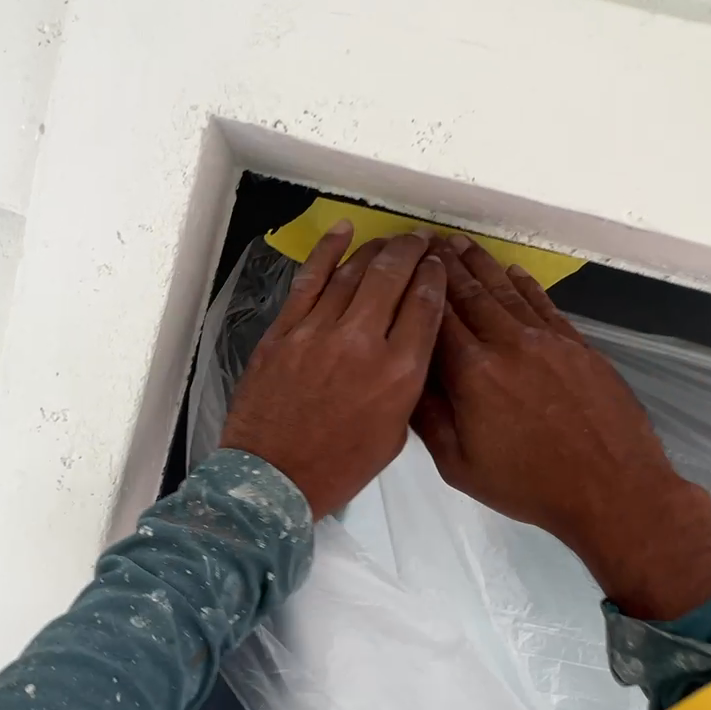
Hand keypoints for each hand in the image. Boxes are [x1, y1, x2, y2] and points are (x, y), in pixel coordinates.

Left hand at [222, 222, 446, 517]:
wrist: (273, 479)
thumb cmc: (337, 468)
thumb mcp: (393, 435)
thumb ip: (406, 385)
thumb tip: (408, 346)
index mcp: (399, 373)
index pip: (426, 305)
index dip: (435, 277)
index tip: (438, 264)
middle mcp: (363, 342)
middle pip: (394, 277)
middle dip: (412, 252)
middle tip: (419, 242)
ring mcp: (318, 331)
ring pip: (354, 272)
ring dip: (377, 250)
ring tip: (390, 241)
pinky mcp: (283, 331)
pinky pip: (309, 279)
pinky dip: (327, 250)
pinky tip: (343, 230)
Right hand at [412, 235, 710, 619]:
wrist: (611, 488)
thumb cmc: (527, 484)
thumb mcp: (459, 465)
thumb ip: (428, 419)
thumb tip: (405, 378)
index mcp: (472, 374)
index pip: (437, 318)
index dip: (420, 288)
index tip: (406, 265)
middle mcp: (508, 345)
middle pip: (470, 296)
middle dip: (447, 267)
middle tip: (428, 242)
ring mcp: (547, 342)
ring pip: (507, 293)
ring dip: (482, 266)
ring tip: (461, 244)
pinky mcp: (577, 347)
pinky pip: (544, 306)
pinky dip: (525, 285)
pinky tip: (513, 272)